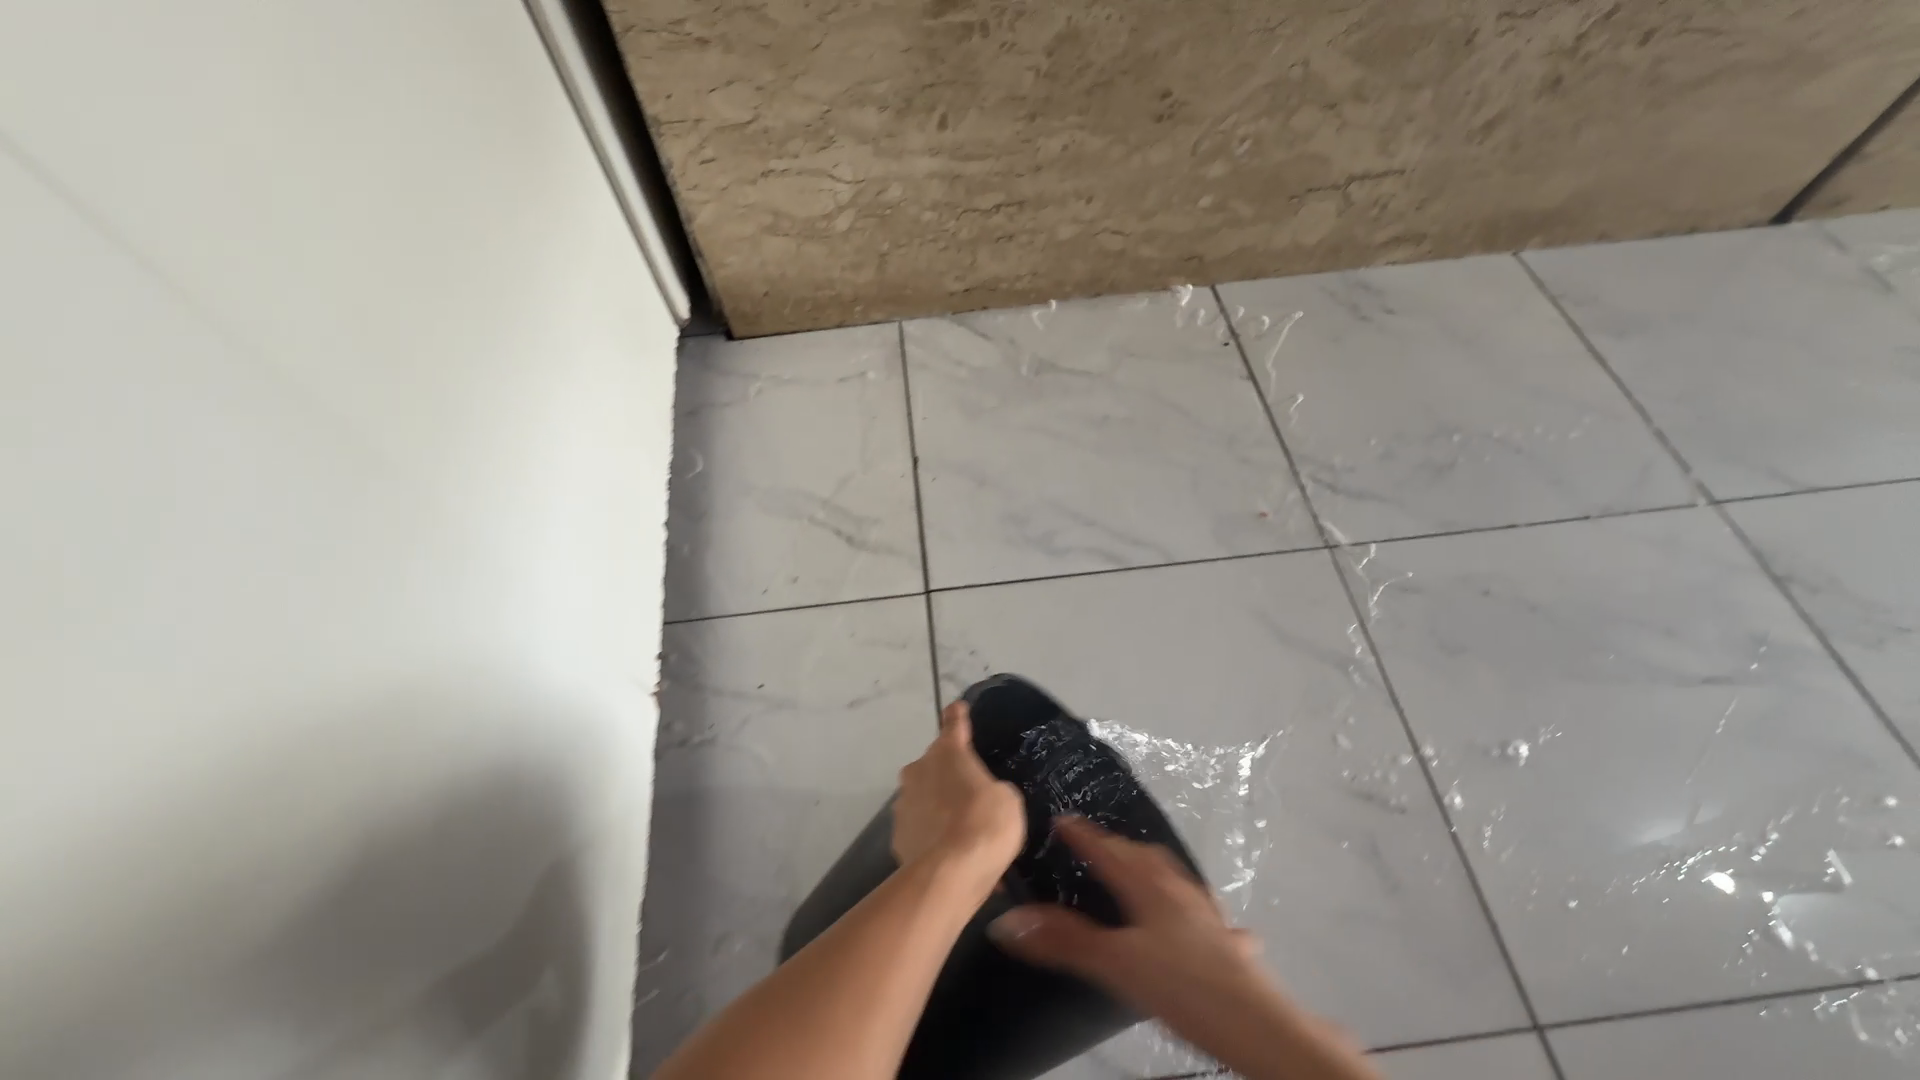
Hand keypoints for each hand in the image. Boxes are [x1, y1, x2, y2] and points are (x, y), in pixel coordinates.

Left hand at [891, 700, 1024, 878]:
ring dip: (941, 809)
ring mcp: (903, 804)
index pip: (953, 724)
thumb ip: (993, 789)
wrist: (950, 874)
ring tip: (964, 835)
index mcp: (947, 753)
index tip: (957, 708)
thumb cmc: (985, 824)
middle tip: (973, 796)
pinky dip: (934, 838)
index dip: (957, 716)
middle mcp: (918, 771)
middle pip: (935, 765)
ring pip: (925, 799)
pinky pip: (921, 830)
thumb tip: (983, 798)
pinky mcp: (897, 837)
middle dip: (950, 776)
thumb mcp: (1007, 800)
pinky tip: (953, 856)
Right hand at [984, 816, 1257, 1007]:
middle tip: (1096, 844)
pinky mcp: (1227, 943)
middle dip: (1117, 847)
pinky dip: (1190, 908)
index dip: (1082, 835)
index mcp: (1147, 886)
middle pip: (1144, 858)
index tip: (1062, 819)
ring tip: (1140, 870)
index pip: (1107, 850)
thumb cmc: (1180, 982)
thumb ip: (1062, 941)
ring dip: (1152, 870)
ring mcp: (1206, 915)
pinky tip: (1205, 922)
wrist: (1255, 1022)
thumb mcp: (1113, 963)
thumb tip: (1007, 920)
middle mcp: (1178, 890)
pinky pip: (1202, 913)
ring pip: (1174, 879)